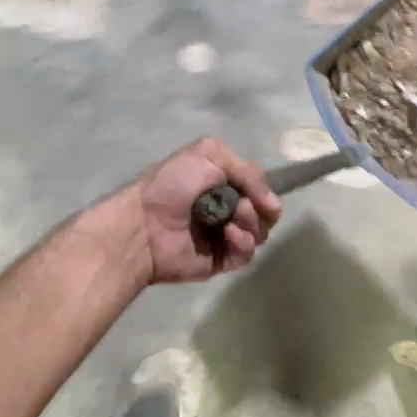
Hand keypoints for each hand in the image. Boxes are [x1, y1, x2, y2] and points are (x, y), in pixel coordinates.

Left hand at [129, 138, 282, 283]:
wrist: (143, 222)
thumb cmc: (171, 185)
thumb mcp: (209, 155)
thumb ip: (249, 172)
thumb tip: (273, 204)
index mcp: (221, 185)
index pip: (258, 190)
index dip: (264, 191)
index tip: (262, 194)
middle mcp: (225, 210)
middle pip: (264, 213)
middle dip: (259, 208)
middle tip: (243, 206)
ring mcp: (223, 237)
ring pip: (259, 233)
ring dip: (252, 223)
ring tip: (234, 219)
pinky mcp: (220, 260)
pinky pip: (247, 254)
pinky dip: (244, 242)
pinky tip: (229, 234)